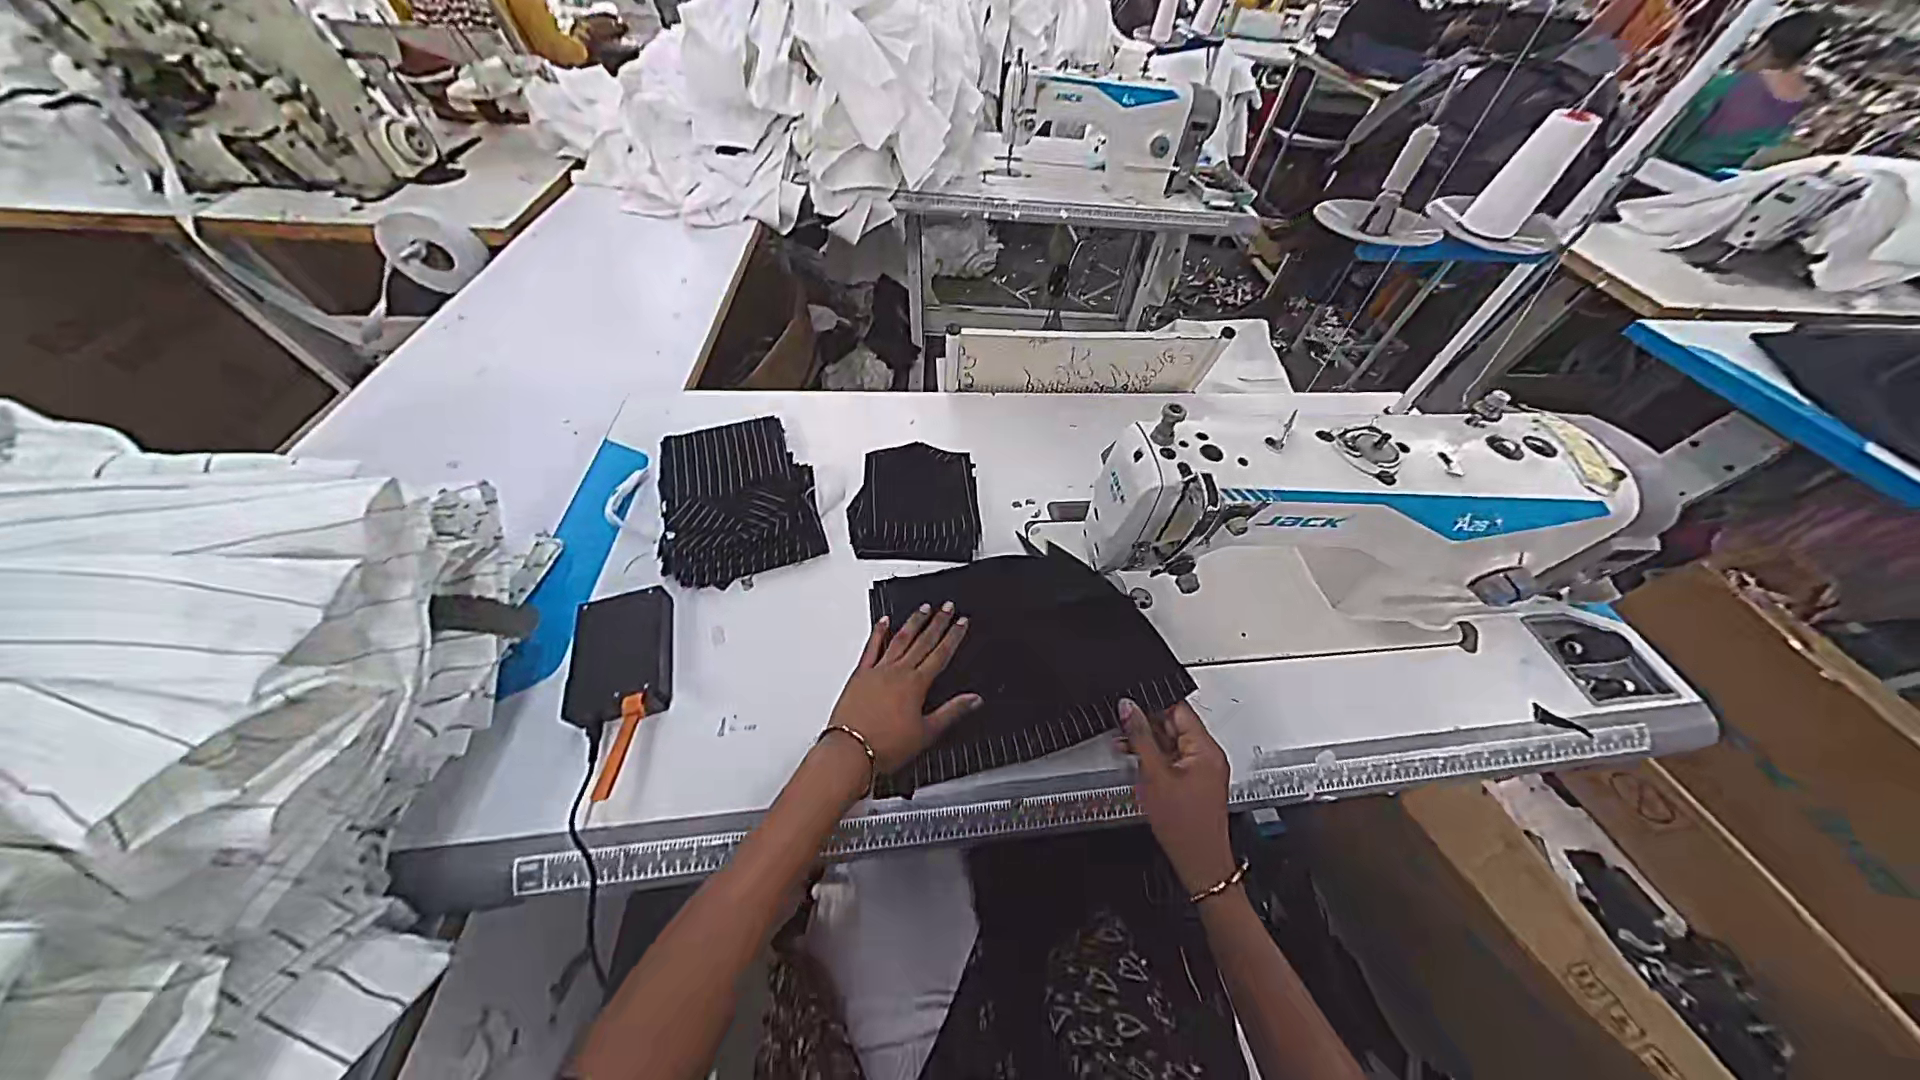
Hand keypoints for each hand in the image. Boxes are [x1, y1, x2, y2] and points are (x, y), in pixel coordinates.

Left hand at [827, 603, 979, 774]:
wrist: (851, 751)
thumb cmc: (886, 746)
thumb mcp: (926, 732)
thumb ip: (952, 712)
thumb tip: (973, 699)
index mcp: (916, 684)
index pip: (941, 654)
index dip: (953, 636)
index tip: (961, 622)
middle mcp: (898, 672)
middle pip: (923, 641)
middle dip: (937, 622)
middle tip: (947, 606)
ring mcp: (878, 670)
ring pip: (900, 638)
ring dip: (914, 621)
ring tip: (923, 608)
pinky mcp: (860, 675)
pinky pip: (872, 647)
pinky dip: (878, 632)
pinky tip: (884, 621)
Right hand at [1119, 699, 1235, 894]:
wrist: (1198, 863)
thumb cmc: (1185, 827)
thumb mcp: (1154, 774)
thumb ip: (1140, 737)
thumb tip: (1128, 708)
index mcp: (1205, 749)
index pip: (1178, 709)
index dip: (1152, 705)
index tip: (1131, 707)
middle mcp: (1208, 755)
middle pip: (1174, 724)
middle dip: (1147, 726)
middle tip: (1124, 731)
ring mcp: (1203, 768)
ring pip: (1171, 741)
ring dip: (1148, 743)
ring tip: (1126, 747)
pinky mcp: (1195, 780)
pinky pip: (1173, 758)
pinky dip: (1155, 758)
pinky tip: (1138, 762)